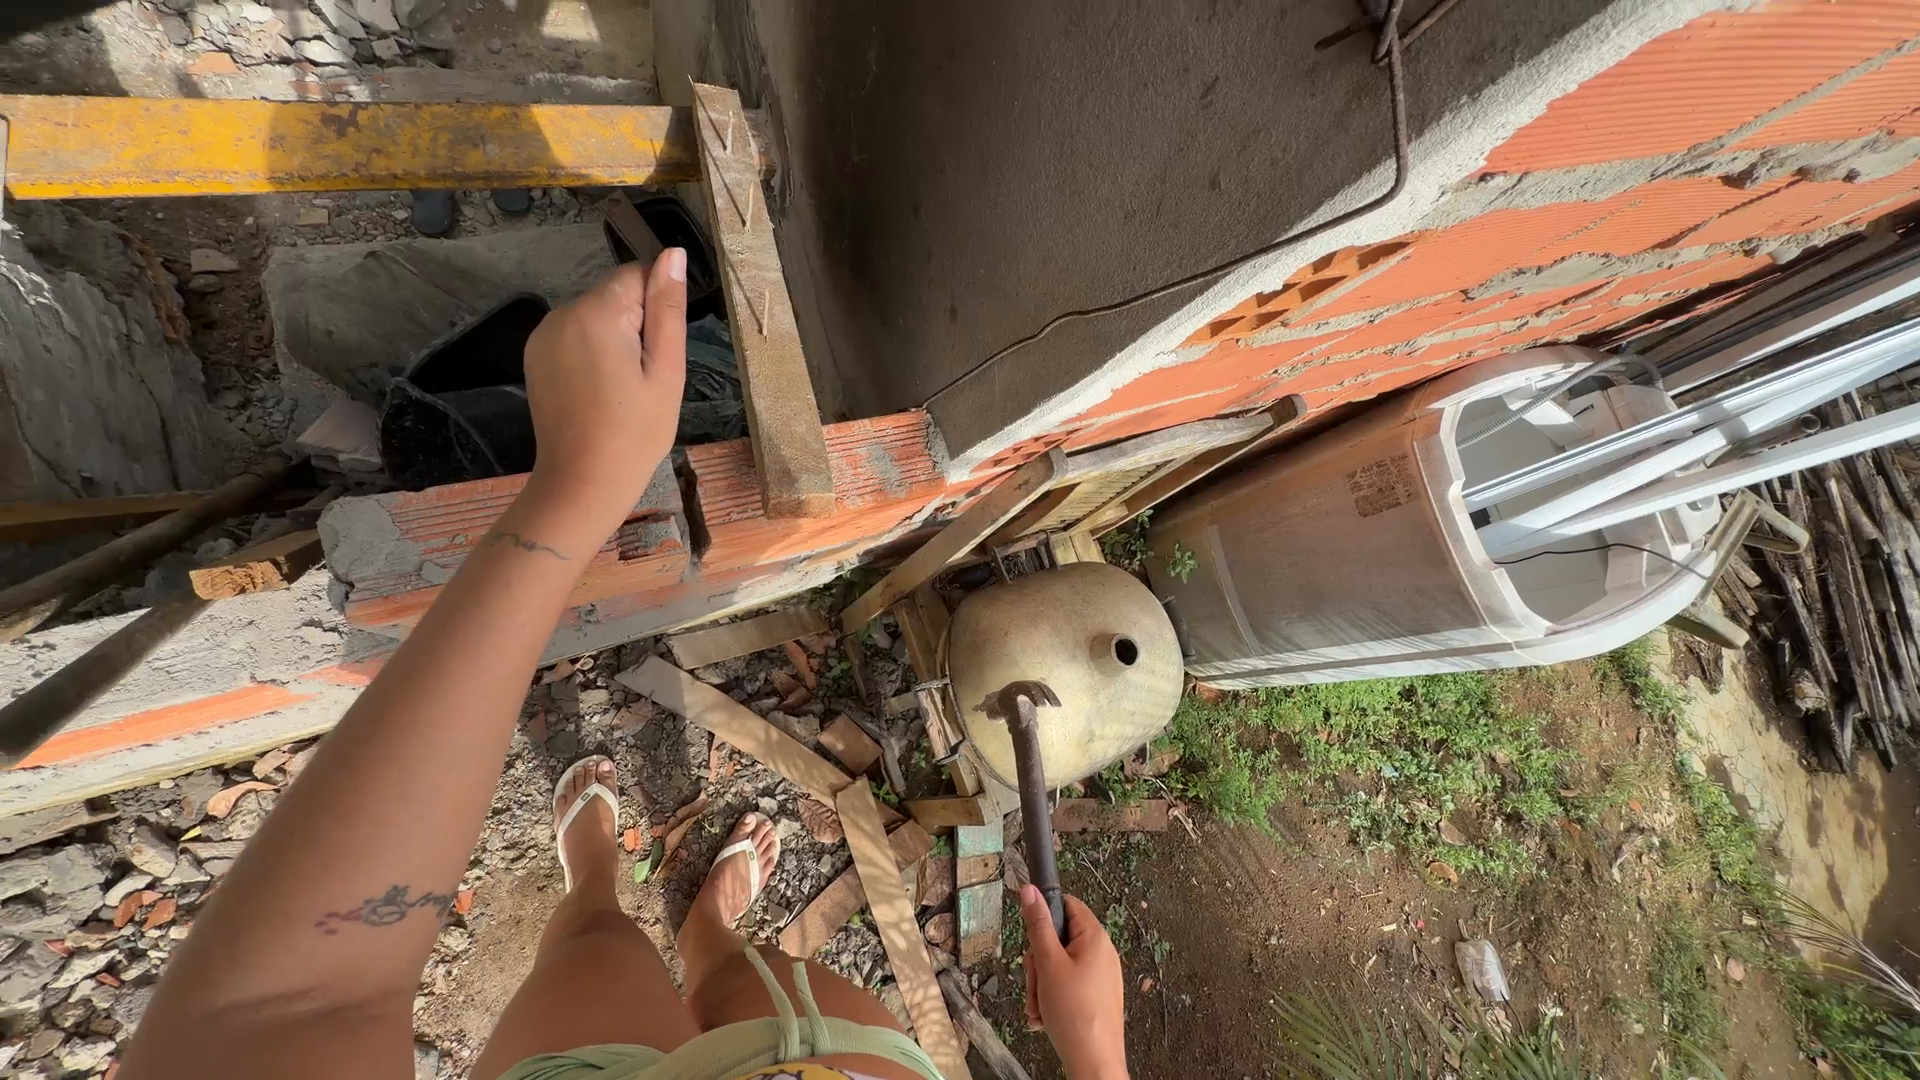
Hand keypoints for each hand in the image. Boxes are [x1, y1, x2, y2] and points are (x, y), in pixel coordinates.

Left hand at [521, 250, 687, 526]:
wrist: (583, 482)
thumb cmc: (636, 432)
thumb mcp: (666, 371)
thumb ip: (668, 308)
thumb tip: (673, 253)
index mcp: (597, 312)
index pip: (638, 275)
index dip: (660, 310)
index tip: (662, 354)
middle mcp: (561, 312)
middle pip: (615, 297)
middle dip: (638, 326)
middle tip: (648, 380)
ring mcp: (543, 335)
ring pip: (597, 317)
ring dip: (617, 341)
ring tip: (626, 389)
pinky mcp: (536, 357)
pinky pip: (576, 337)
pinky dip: (595, 354)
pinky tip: (602, 392)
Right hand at [1021, 886, 1128, 1079]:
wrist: (1095, 1065)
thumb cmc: (1074, 1012)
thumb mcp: (1048, 963)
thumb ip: (1037, 925)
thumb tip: (1030, 889)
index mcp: (1095, 936)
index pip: (1066, 904)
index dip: (1044, 916)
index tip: (1031, 937)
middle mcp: (1102, 952)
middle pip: (1059, 939)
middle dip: (1039, 962)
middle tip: (1036, 983)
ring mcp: (1101, 976)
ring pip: (1060, 966)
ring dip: (1042, 985)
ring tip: (1039, 1007)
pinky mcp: (1098, 997)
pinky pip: (1069, 985)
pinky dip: (1054, 998)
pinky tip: (1046, 1018)